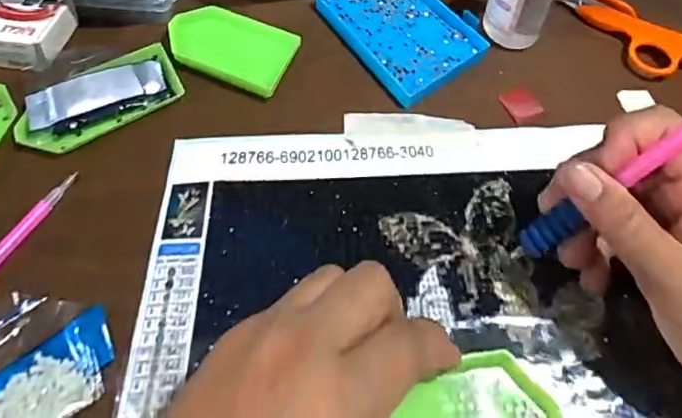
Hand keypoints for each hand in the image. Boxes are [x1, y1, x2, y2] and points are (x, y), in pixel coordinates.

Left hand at [165, 261, 459, 417]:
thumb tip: (400, 394)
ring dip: (351, 306)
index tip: (446, 360)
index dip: (438, 348)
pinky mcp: (234, 332)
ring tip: (349, 349)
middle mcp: (302, 342)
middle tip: (392, 356)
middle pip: (371, 282)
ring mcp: (263, 328)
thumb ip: (377, 412)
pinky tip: (302, 360)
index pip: (408, 343)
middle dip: (394, 314)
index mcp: (336, 392)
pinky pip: (290, 298)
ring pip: (329, 276)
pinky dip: (311, 317)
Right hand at [540, 108, 681, 417]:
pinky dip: (601, 245)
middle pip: (628, 159)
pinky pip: (624, 226)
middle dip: (588, 187)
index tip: (587, 180)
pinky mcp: (670, 246)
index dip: (618, 141)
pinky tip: (590, 275)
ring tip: (568, 257)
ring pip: (619, 194)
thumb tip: (572, 171)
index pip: (658, 128)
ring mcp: (680, 220)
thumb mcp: (674, 280)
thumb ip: (622, 221)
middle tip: (553, 217)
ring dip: (587, 220)